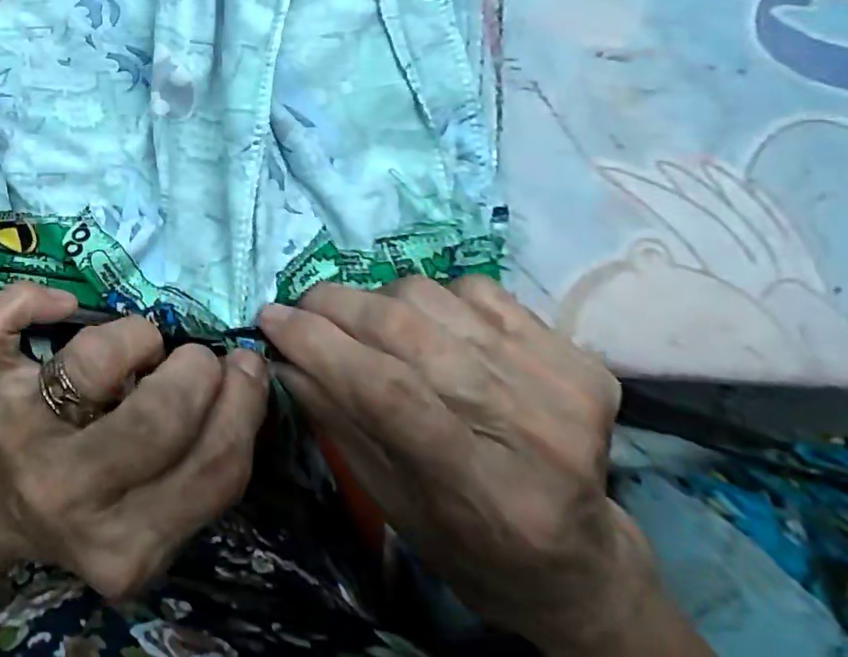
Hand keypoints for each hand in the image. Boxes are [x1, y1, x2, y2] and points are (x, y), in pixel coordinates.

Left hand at [0, 283, 269, 600]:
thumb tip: (240, 376)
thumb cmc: (78, 504)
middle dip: (194, 372)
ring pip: (93, 362)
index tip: (245, 369)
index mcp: (125, 545)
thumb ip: (190, 470)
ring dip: (135, 336)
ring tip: (143, 343)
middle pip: (156, 418)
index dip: (240, 409)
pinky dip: (31, 299)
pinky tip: (64, 304)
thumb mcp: (145, 520)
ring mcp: (20, 435)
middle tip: (196, 358)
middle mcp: (69, 494)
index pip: (208, 473)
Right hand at [258, 275, 704, 656]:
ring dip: (373, 298)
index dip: (318, 343)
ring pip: (433, 298)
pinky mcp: (578, 360)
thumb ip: (333, 417)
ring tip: (358, 322)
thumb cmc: (463, 540)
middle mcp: (538, 434)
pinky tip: (421, 327)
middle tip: (298, 309)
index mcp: (487, 492)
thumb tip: (278, 351)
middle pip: (409, 332)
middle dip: (333, 306)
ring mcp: (563, 389)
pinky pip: (473, 289)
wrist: (576, 558)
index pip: (388, 392)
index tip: (269, 318)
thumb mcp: (383, 495)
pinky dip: (428, 297)